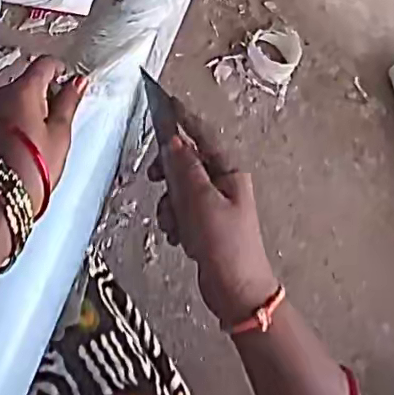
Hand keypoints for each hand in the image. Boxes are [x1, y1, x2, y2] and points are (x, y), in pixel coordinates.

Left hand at [0, 55, 87, 214]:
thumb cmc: (32, 168)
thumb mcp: (60, 133)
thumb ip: (69, 102)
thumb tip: (76, 83)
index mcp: (23, 89)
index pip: (44, 63)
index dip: (60, 69)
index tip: (68, 80)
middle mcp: (1, 95)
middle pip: (27, 79)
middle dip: (45, 90)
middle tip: (60, 111)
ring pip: (14, 96)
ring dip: (29, 105)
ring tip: (44, 131)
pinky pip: (3, 113)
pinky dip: (15, 119)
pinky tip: (26, 140)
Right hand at [152, 101, 279, 325]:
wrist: (237, 293)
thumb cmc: (227, 246)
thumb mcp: (202, 201)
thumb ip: (185, 168)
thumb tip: (173, 140)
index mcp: (228, 170)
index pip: (201, 134)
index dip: (182, 117)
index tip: (166, 101)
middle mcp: (220, 182)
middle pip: (185, 160)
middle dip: (168, 172)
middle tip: (156, 178)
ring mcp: (211, 202)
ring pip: (177, 185)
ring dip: (169, 203)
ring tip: (175, 223)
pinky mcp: (202, 221)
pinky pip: (177, 207)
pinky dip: (173, 219)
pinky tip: (179, 235)